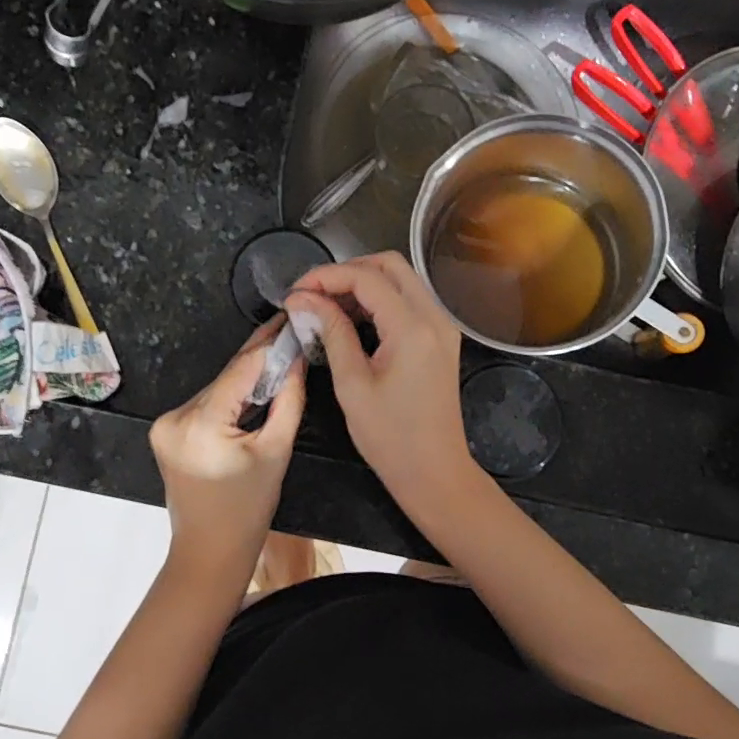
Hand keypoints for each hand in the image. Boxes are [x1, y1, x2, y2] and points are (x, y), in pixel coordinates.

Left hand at [149, 316, 306, 571]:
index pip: (241, 370)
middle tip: (290, 332)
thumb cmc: (248, 509)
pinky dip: (228, 398)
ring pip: (216, 390)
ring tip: (279, 358)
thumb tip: (296, 359)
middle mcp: (175, 417)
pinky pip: (204, 405)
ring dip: (244, 379)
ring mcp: (165, 424)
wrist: (209, 550)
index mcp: (200, 423)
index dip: (269, 344)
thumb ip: (288, 401)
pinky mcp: (165, 431)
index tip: (292, 321)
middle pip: (226, 379)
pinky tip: (254, 390)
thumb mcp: (275, 452)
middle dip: (259, 360)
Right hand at [285, 253, 478, 506]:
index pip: (367, 278)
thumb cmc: (390, 437)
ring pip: (401, 279)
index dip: (326, 276)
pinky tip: (351, 319)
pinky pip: (409, 301)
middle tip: (312, 294)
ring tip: (325, 306)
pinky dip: (379, 300)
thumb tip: (304, 300)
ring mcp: (442, 327)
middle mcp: (434, 317)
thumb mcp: (352, 384)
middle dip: (347, 271)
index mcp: (413, 328)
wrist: (435, 473)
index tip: (296, 293)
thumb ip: (331, 333)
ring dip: (363, 283)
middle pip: (390, 265)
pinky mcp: (440, 339)